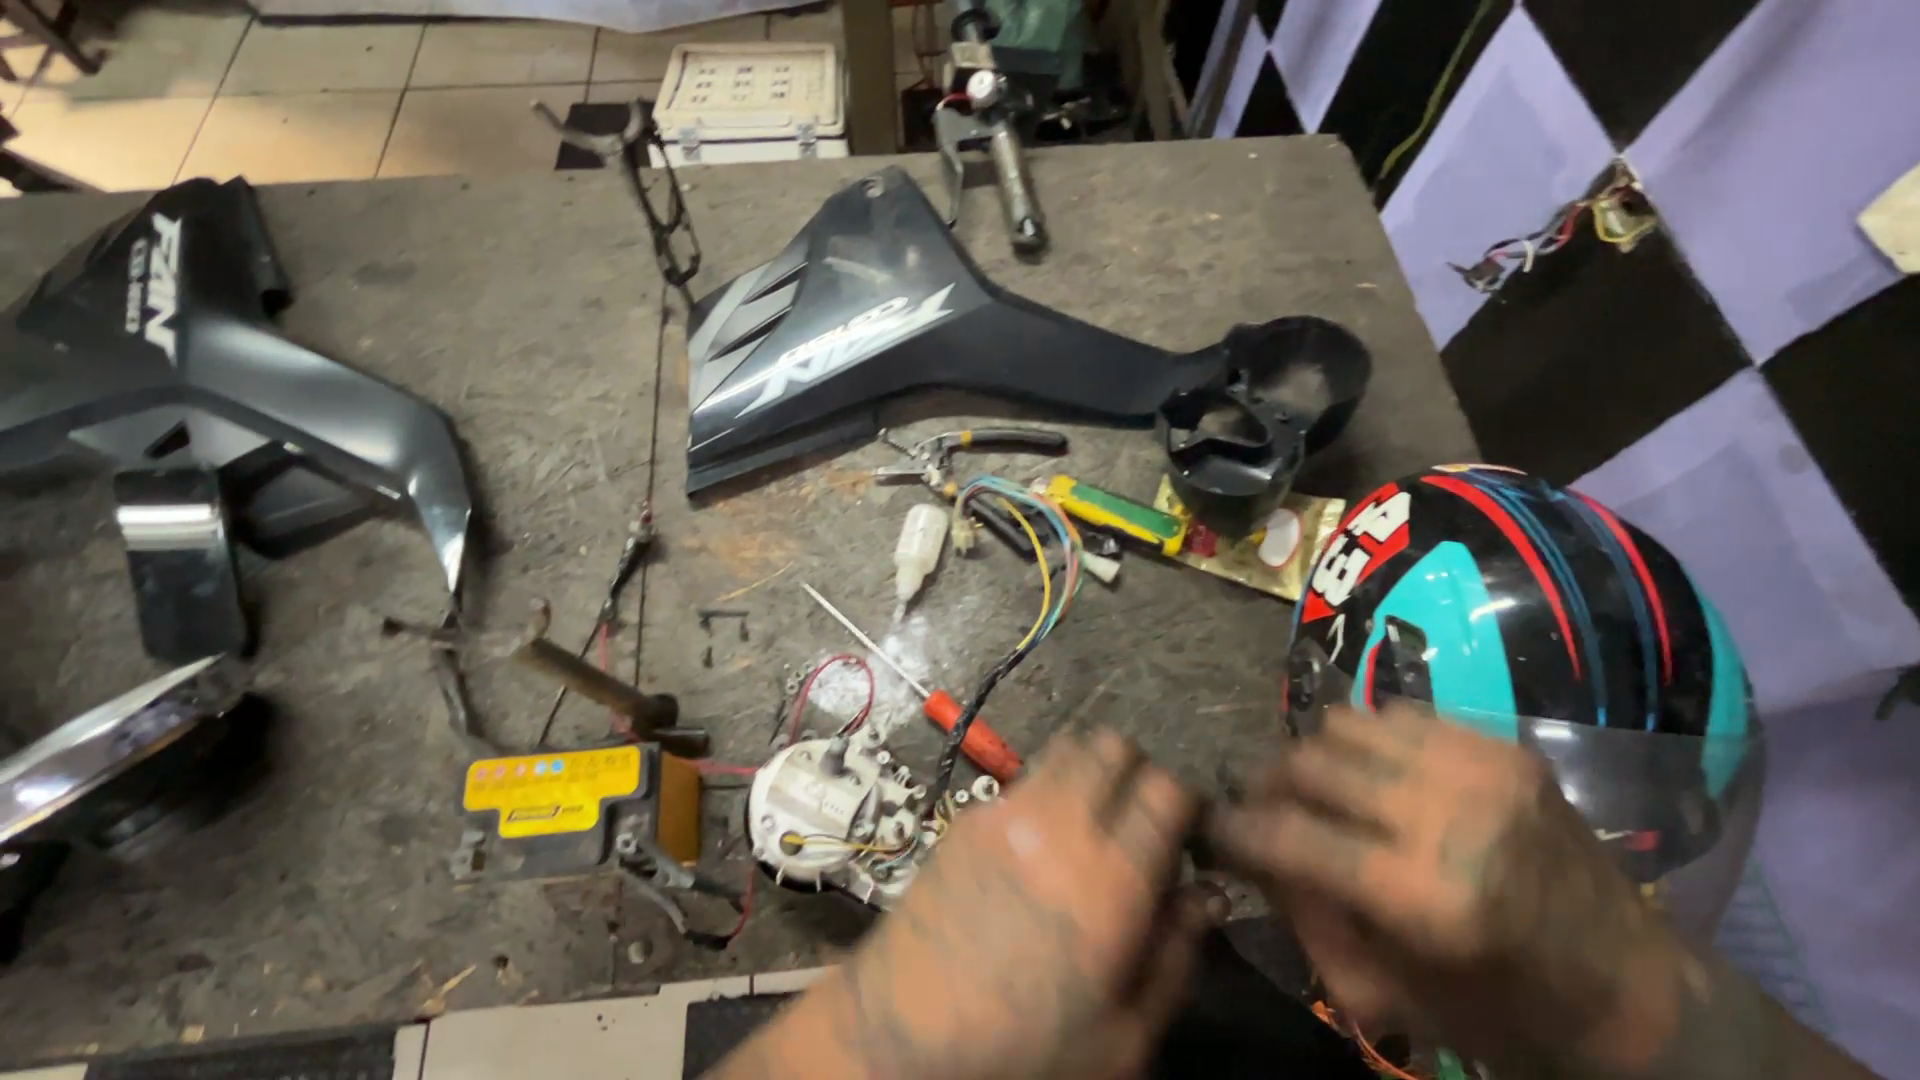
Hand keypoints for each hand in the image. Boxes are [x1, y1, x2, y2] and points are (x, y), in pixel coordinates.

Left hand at [716, 730, 1211, 1079]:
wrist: (900, 1036)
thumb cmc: (1022, 1050)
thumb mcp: (1122, 1036)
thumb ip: (1175, 956)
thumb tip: (1208, 893)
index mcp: (1110, 879)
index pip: (1168, 789)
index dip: (1187, 802)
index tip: (1186, 830)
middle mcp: (1058, 826)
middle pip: (1113, 746)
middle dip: (1138, 771)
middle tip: (1139, 817)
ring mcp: (1005, 813)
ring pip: (1065, 748)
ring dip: (1090, 772)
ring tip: (1090, 821)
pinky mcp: (966, 819)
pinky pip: (1022, 779)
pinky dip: (1046, 790)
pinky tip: (1039, 841)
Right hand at [1205, 704, 1679, 1071]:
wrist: (1628, 987)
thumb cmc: (1494, 1008)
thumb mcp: (1380, 993)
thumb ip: (1301, 914)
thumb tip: (1247, 850)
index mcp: (1424, 898)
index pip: (1287, 834)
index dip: (1234, 828)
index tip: (1213, 828)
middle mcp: (1450, 815)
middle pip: (1308, 763)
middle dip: (1266, 785)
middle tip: (1263, 807)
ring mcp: (1482, 768)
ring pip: (1343, 725)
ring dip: (1316, 757)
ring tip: (1320, 789)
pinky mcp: (1502, 745)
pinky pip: (1394, 714)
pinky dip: (1367, 742)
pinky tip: (1374, 776)